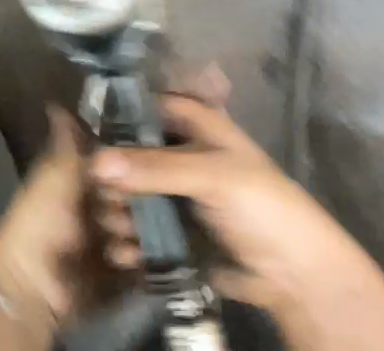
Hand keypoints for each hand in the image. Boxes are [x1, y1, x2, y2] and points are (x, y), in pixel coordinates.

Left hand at [0, 107, 119, 323]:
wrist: (32, 283)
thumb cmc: (40, 220)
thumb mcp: (53, 176)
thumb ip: (65, 144)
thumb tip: (56, 104)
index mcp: (78, 182)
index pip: (113, 166)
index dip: (124, 165)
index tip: (135, 165)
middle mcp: (95, 208)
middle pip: (130, 197)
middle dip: (133, 201)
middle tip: (122, 207)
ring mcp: (107, 242)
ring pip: (136, 228)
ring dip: (134, 231)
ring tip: (121, 235)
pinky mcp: (116, 274)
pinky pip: (139, 261)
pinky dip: (136, 259)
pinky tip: (125, 257)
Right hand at [90, 96, 362, 310]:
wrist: (296, 275)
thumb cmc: (262, 205)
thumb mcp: (211, 175)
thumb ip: (154, 167)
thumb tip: (95, 162)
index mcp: (190, 125)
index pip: (142, 108)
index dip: (114, 120)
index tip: (87, 140)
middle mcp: (174, 155)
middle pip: (125, 156)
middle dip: (111, 179)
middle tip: (109, 198)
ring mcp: (171, 197)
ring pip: (125, 196)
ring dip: (116, 213)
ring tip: (120, 229)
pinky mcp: (169, 234)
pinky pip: (136, 233)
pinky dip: (126, 243)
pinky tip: (127, 254)